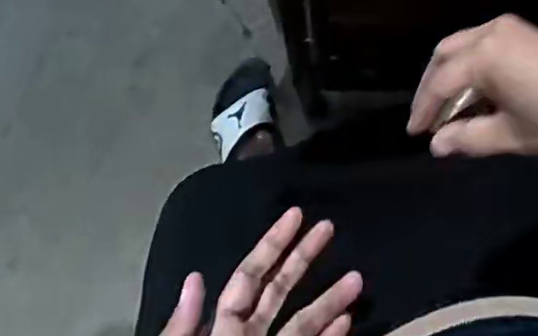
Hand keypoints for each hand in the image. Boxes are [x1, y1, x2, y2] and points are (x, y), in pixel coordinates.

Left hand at [160, 207, 362, 335]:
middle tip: (329, 226)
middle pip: (279, 291)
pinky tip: (347, 322)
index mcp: (219, 332)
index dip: (272, 244)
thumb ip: (180, 331)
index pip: (250, 277)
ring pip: (302, 325)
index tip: (297, 214)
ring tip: (356, 278)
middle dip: (304, 258)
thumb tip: (195, 276)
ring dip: (328, 301)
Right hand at [405, 15, 537, 161]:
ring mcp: (512, 27)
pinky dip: (473, 65)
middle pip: (447, 54)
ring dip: (452, 73)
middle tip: (427, 119)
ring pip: (465, 45)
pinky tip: (477, 93)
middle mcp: (492, 31)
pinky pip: (485, 43)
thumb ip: (469, 138)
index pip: (440, 81)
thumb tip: (437, 144)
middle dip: (432, 85)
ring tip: (449, 110)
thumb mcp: (514, 137)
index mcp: (485, 54)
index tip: (414, 134)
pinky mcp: (527, 31)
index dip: (424, 109)